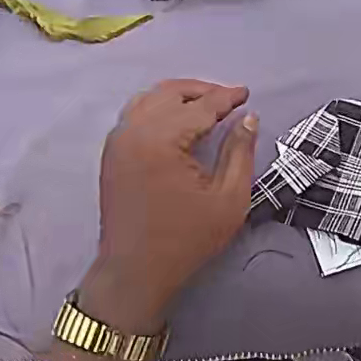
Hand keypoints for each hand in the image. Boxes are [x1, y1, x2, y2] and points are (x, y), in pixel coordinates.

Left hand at [84, 80, 257, 333]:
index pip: (200, 107)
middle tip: (229, 98)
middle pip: (169, 93)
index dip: (226, 98)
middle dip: (202, 91)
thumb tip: (248, 119)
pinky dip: (158, 108)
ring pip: (148, 99)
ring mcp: (117, 141)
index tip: (246, 95)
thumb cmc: (187, 238)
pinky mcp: (112, 153)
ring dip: (179, 96)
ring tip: (206, 105)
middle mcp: (133, 132)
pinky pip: (135, 114)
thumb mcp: (228, 199)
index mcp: (161, 141)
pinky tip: (177, 121)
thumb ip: (240, 152)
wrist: (136, 269)